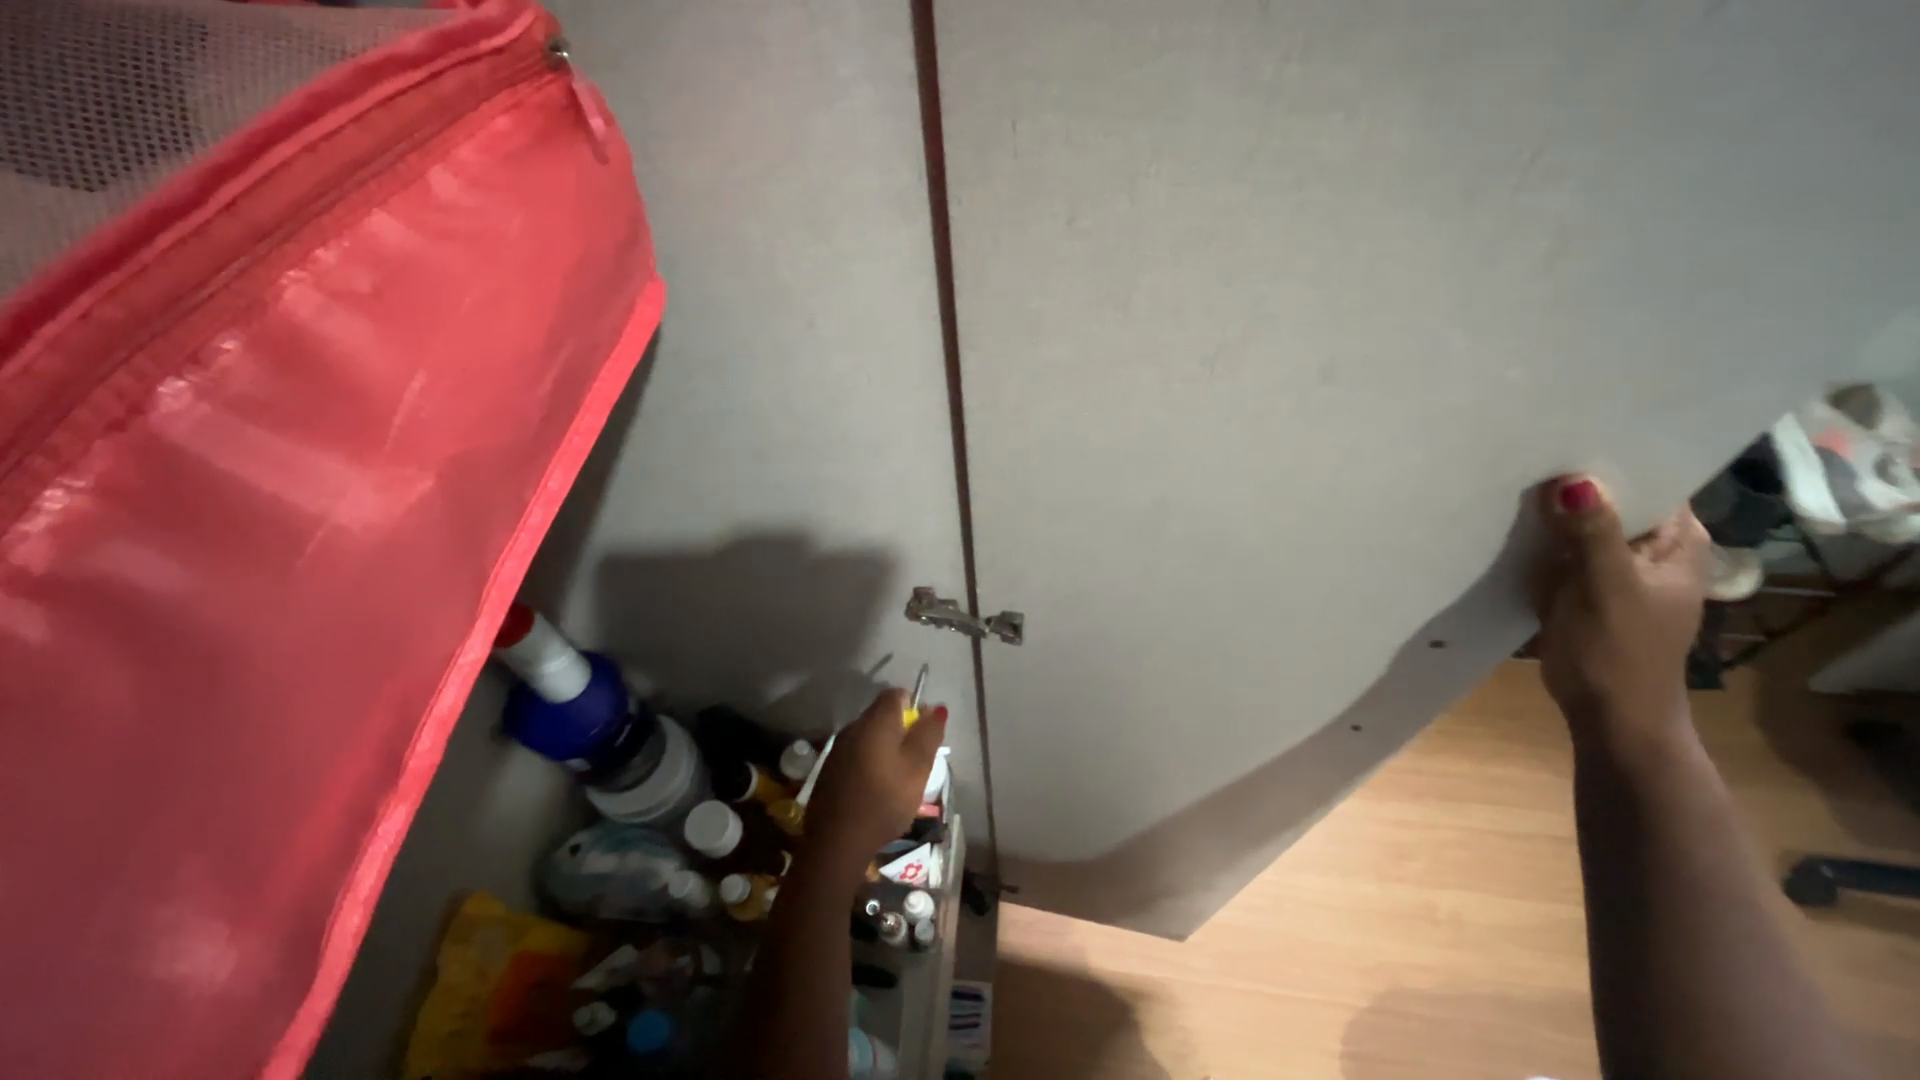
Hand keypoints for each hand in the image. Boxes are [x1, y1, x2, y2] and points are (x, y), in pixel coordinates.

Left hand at [803, 689, 946, 868]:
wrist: (837, 841)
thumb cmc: (885, 801)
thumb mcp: (918, 768)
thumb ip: (928, 735)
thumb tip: (936, 707)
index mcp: (874, 722)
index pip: (896, 695)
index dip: (915, 706)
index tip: (925, 733)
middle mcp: (852, 728)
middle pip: (881, 716)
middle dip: (902, 730)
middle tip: (917, 760)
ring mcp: (837, 750)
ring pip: (868, 737)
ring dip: (886, 749)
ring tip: (899, 778)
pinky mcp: (829, 771)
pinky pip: (856, 755)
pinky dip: (870, 763)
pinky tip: (876, 790)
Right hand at [1534, 474, 1707, 739]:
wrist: (1610, 716)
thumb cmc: (1618, 653)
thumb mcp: (1606, 588)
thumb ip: (1592, 534)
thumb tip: (1573, 480)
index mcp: (1678, 544)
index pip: (1654, 482)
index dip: (1617, 461)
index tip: (1572, 439)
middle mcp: (1652, 550)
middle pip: (1614, 503)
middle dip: (1577, 487)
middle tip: (1532, 457)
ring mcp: (1617, 570)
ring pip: (1584, 528)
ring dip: (1555, 516)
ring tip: (1515, 484)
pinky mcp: (1585, 590)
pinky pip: (1563, 553)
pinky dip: (1543, 543)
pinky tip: (1513, 530)